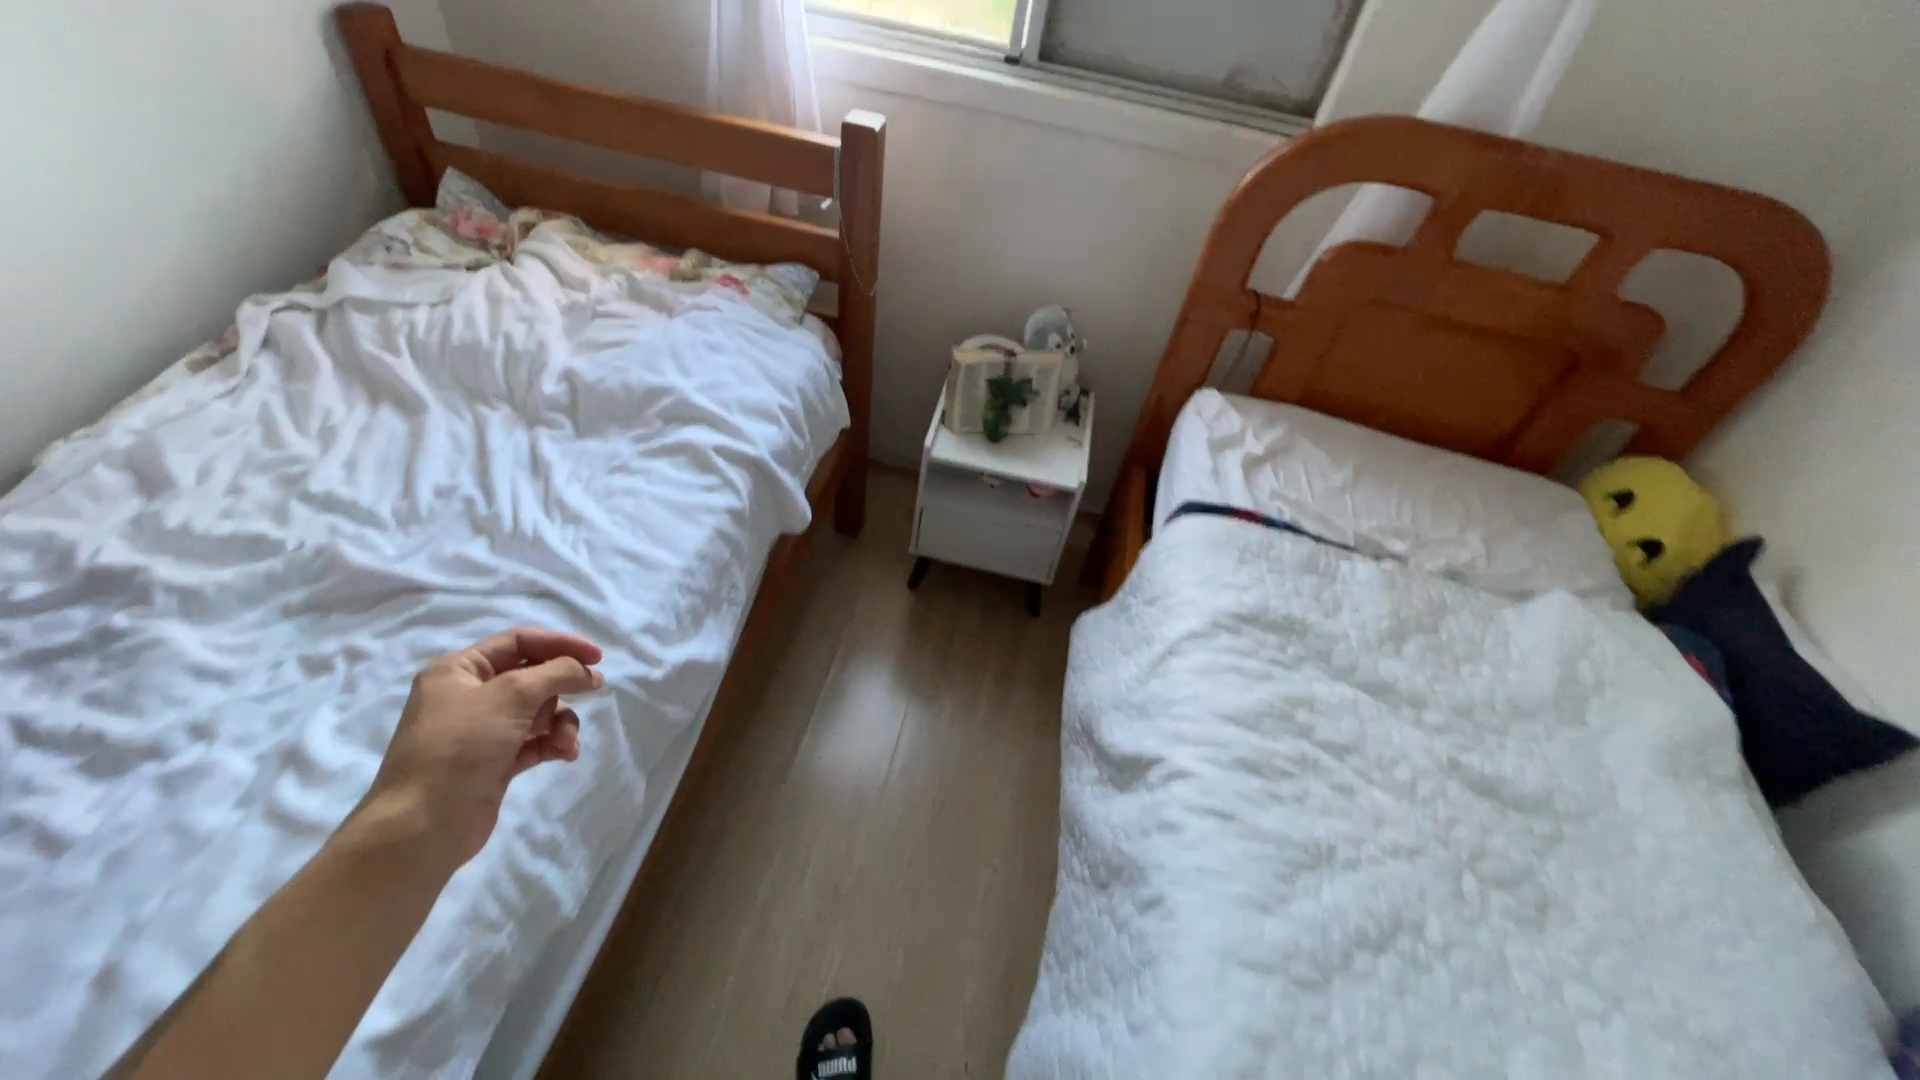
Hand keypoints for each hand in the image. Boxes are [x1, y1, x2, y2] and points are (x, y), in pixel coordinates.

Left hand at [354, 628, 604, 869]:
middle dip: (562, 688)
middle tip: (594, 691)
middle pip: (532, 676)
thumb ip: (556, 673)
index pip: (518, 642)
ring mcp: (482, 731)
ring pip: (538, 711)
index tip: (597, 657)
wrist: (423, 826)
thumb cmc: (461, 747)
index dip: (560, 644)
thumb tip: (590, 672)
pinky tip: (565, 754)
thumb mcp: (510, 696)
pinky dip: (553, 744)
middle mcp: (468, 696)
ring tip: (566, 741)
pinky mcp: (494, 762)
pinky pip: (535, 741)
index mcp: (459, 670)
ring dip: (561, 721)